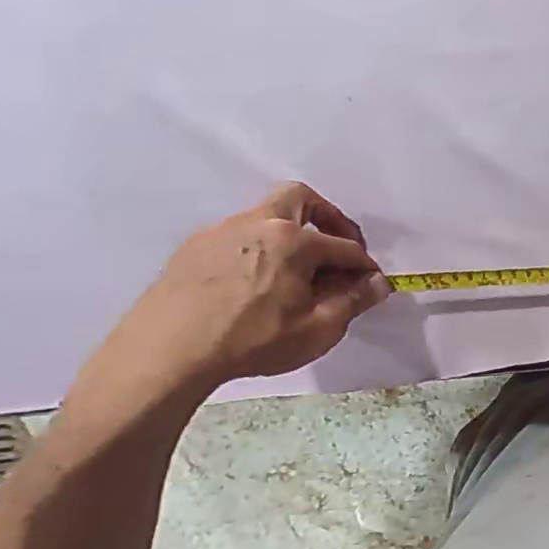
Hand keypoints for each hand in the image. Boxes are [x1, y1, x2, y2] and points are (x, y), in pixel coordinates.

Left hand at [95, 183, 391, 397]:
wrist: (170, 349)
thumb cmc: (253, 340)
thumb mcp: (317, 329)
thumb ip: (353, 300)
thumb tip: (378, 282)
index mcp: (293, 240)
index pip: (345, 247)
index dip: (365, 266)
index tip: (372, 284)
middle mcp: (258, 222)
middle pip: (302, 199)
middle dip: (329, 219)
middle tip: (338, 250)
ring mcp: (222, 230)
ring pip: (266, 216)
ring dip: (291, 235)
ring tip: (296, 273)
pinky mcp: (195, 246)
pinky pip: (238, 236)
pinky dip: (259, 249)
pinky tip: (255, 284)